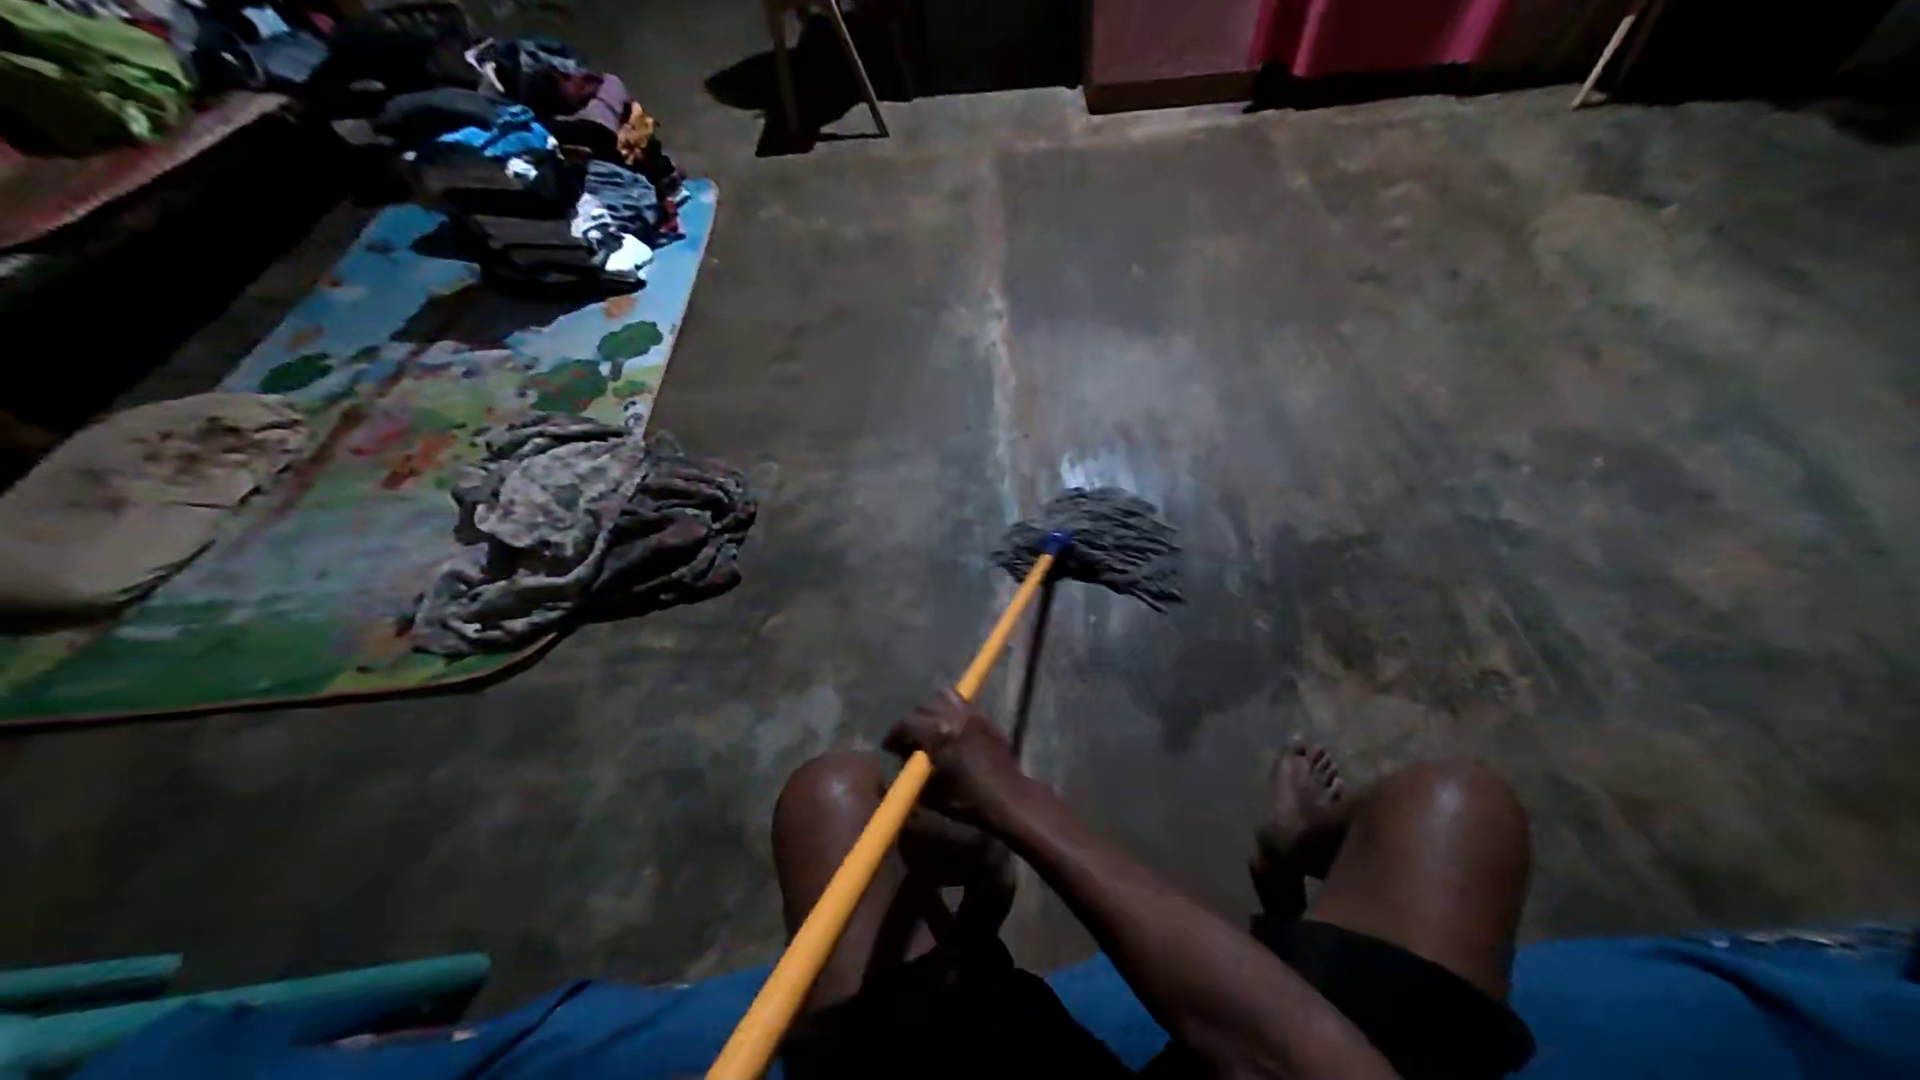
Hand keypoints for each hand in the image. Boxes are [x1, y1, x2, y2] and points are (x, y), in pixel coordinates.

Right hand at [884, 691, 1027, 827]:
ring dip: (931, 708)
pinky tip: (950, 724)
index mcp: (937, 733)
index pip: (905, 723)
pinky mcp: (984, 716)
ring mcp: (971, 712)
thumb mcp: (931, 792)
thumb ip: (912, 770)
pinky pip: (962, 701)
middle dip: (910, 721)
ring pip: (942, 696)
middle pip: (922, 707)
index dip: (893, 735)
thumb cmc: (967, 800)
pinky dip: (950, 708)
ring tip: (928, 725)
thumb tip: (903, 759)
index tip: (889, 746)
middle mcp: (953, 715)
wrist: (1008, 797)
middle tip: (907, 738)